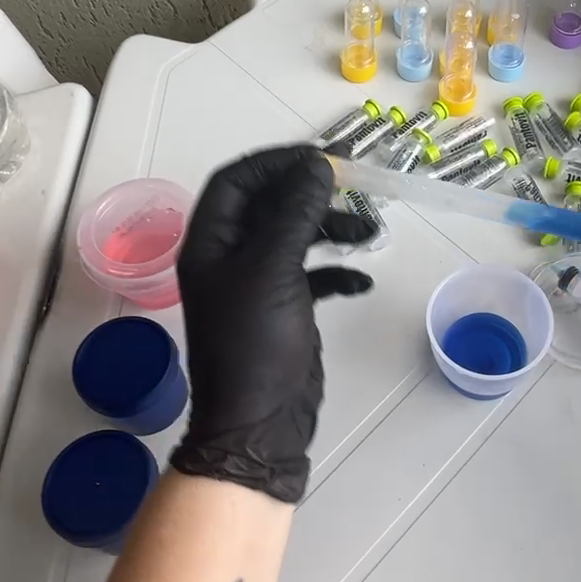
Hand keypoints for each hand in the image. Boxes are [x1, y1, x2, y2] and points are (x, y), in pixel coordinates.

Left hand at [169, 146, 374, 502]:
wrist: (261, 425)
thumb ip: (295, 213)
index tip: (318, 157)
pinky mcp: (285, 307)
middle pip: (270, 204)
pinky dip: (336, 271)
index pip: (236, 181)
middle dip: (311, 193)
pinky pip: (312, 273)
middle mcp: (230, 256)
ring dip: (331, 229)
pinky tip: (361, 281)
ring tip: (369, 233)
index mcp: (211, 242)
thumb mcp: (274, 270)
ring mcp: (258, 283)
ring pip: (295, 235)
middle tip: (353, 184)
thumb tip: (317, 165)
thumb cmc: (256, 344)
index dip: (274, 162)